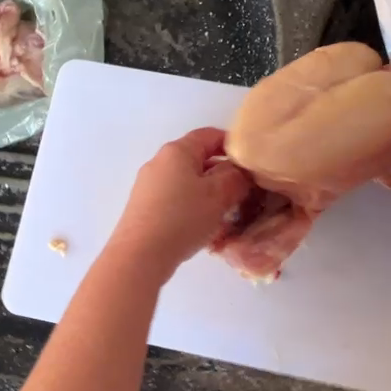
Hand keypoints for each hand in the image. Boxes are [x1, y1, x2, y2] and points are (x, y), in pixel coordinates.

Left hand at [108, 128, 252, 270]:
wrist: (140, 255)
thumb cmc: (183, 218)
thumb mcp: (219, 196)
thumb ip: (235, 178)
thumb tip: (240, 171)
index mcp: (177, 151)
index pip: (210, 135)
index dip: (233, 144)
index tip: (250, 162)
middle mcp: (159, 162)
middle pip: (197, 158)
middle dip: (221, 171)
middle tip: (243, 189)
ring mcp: (148, 184)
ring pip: (186, 179)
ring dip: (207, 190)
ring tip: (225, 210)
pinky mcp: (144, 206)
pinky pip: (174, 197)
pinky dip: (192, 204)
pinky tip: (202, 223)